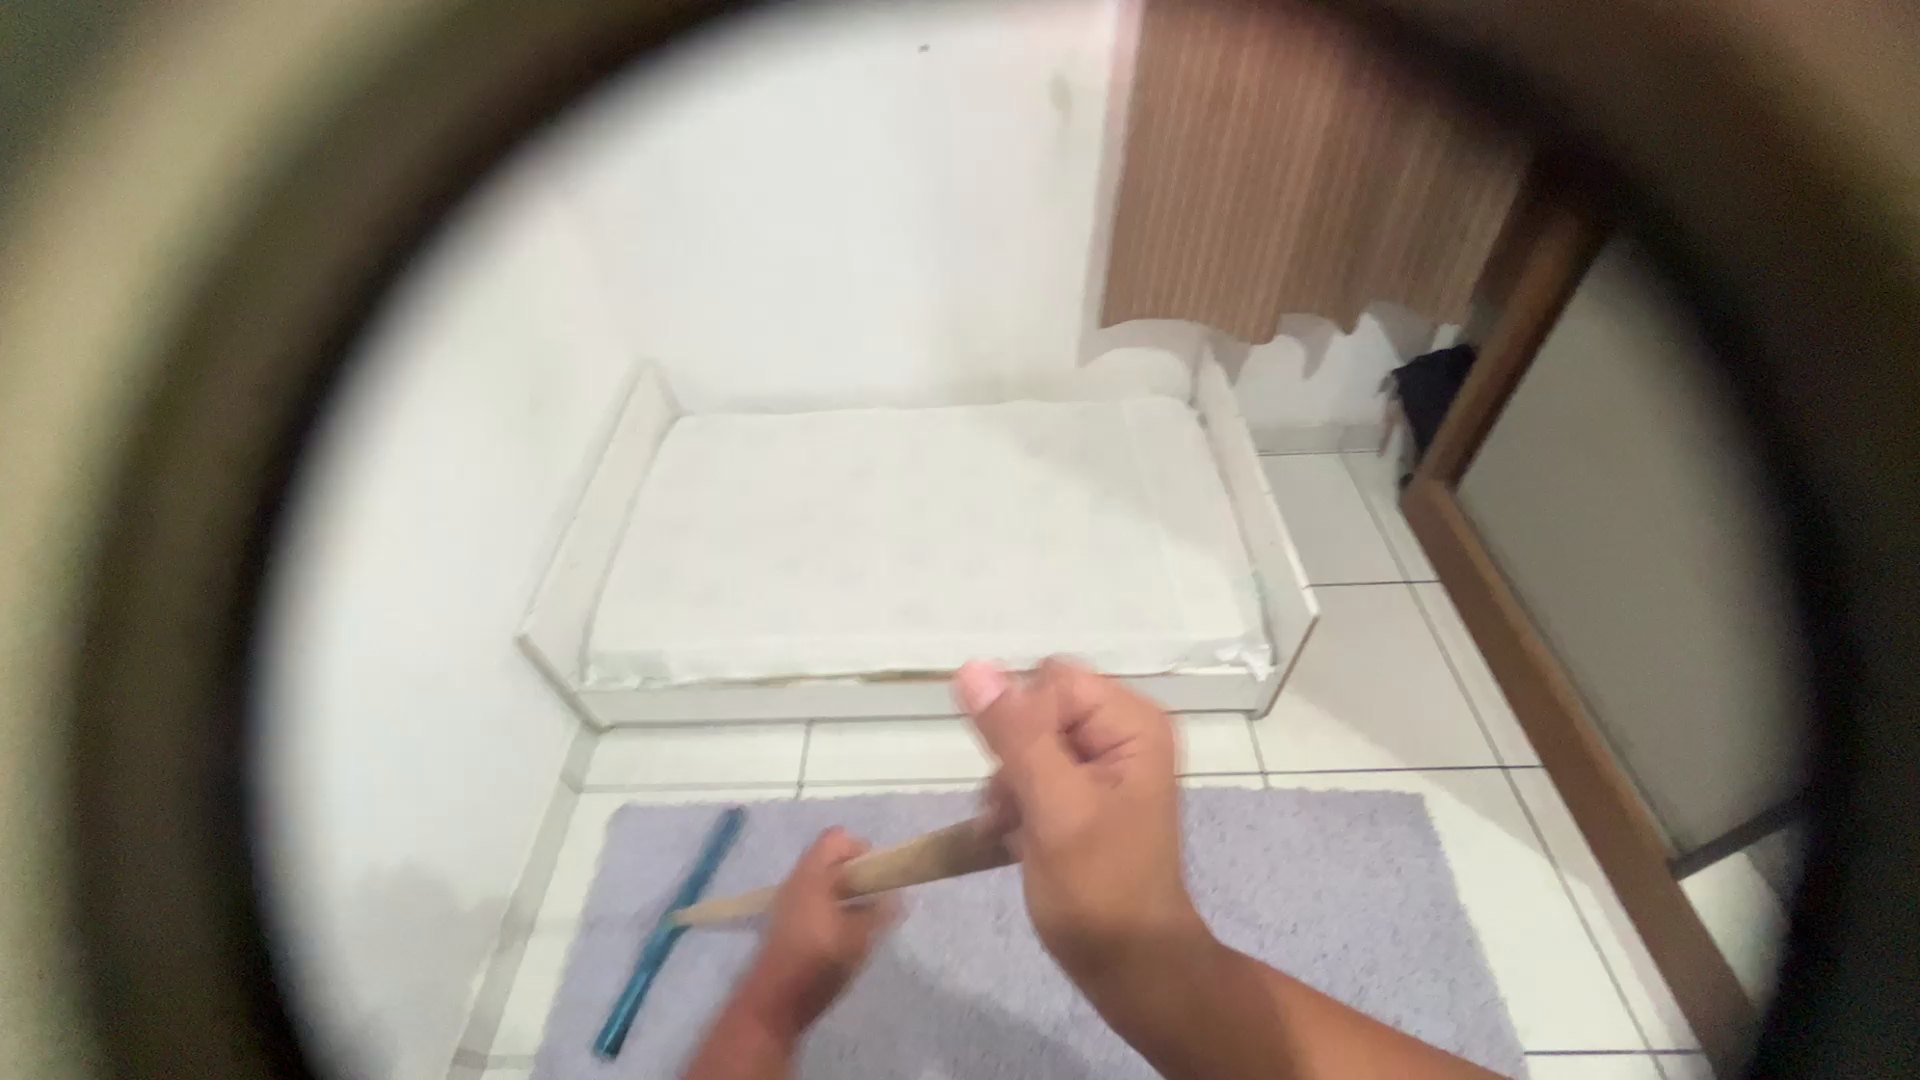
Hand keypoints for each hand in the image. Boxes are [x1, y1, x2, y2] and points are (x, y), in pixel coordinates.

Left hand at [732, 827, 895, 1042]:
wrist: (772, 1004)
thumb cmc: (817, 963)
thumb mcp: (859, 938)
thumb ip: (881, 913)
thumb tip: (898, 895)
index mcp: (812, 874)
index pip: (837, 837)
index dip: (861, 848)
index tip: (877, 874)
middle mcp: (796, 880)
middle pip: (829, 858)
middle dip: (855, 873)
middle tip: (873, 898)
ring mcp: (786, 900)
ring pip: (821, 880)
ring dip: (843, 891)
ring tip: (861, 919)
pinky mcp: (783, 922)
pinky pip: (812, 898)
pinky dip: (830, 905)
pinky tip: (841, 934)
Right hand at [954, 658, 1211, 994]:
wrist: (1129, 968)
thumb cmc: (1099, 890)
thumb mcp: (1055, 806)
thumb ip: (1015, 733)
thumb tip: (974, 666)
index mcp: (1131, 720)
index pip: (1051, 681)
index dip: (1023, 725)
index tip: (1023, 780)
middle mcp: (1121, 729)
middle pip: (1036, 707)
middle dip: (1012, 756)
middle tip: (1016, 807)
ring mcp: (1102, 760)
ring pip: (1025, 739)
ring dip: (1008, 782)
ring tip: (1012, 828)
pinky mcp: (1082, 789)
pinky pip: (1029, 766)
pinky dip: (1014, 798)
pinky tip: (1012, 834)